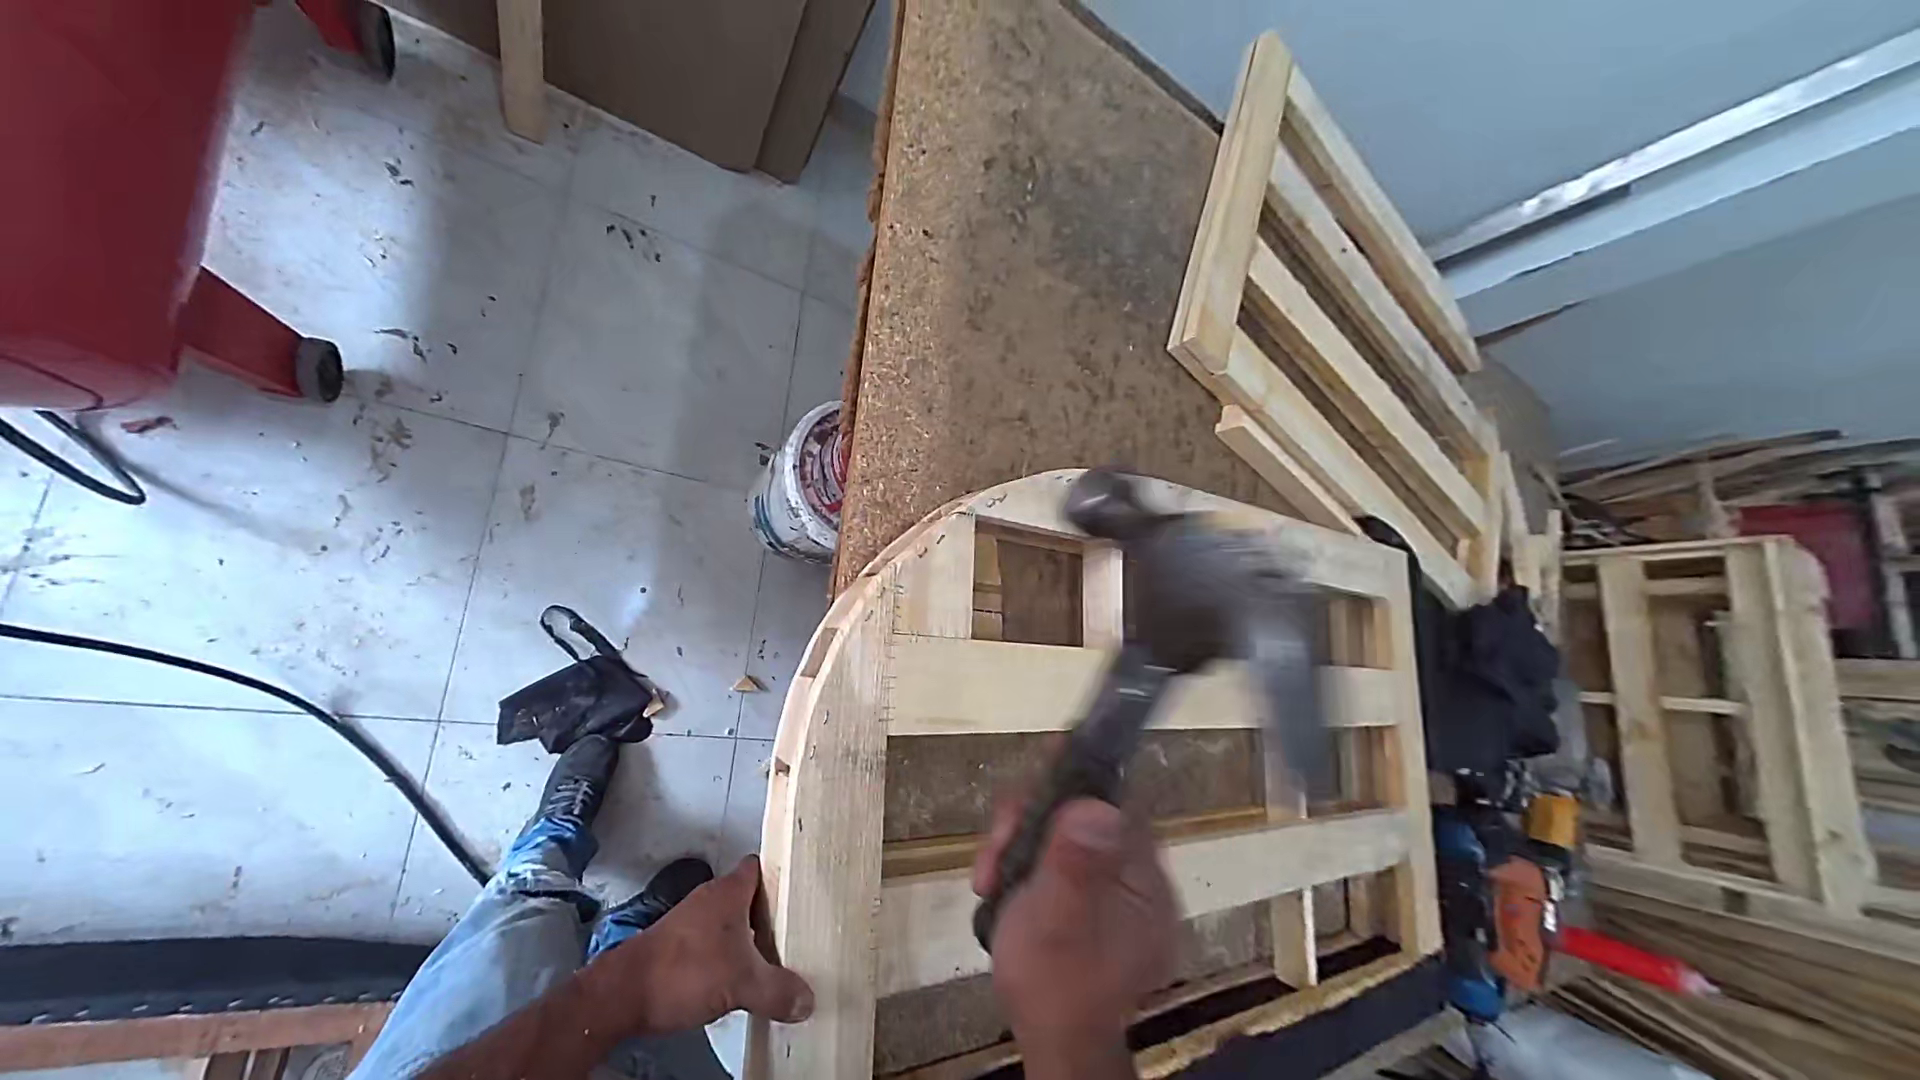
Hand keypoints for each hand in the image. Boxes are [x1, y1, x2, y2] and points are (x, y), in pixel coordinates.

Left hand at [585, 855, 813, 1035]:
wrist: (622, 996)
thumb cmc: (686, 971)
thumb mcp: (743, 983)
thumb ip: (778, 990)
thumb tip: (808, 1001)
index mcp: (730, 890)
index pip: (760, 866)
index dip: (779, 875)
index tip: (797, 890)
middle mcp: (709, 896)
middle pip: (746, 895)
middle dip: (766, 913)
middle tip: (789, 932)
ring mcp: (688, 918)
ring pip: (726, 919)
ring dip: (743, 936)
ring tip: (765, 959)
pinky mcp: (672, 943)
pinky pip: (708, 939)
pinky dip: (721, 953)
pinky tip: (730, 977)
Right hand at [973, 798, 1175, 1075]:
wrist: (1050, 1042)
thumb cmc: (1052, 987)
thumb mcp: (1057, 922)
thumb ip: (1073, 864)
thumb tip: (1095, 804)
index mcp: (1144, 881)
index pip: (1118, 805)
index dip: (1076, 782)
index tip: (1037, 771)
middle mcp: (1135, 873)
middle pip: (1083, 809)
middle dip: (1031, 818)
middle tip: (997, 846)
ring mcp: (1109, 880)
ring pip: (1061, 824)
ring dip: (1016, 838)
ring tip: (988, 875)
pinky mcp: (1084, 886)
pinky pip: (1051, 847)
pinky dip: (1019, 854)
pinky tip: (995, 880)